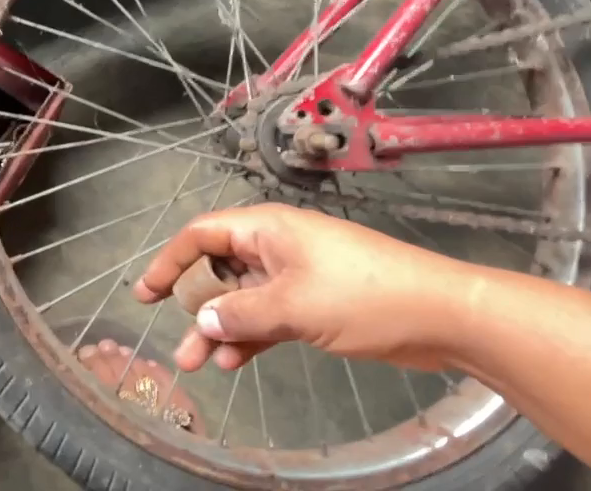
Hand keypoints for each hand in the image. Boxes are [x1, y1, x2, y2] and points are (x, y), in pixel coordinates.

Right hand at [132, 203, 478, 373]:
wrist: (443, 314)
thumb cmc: (363, 295)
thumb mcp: (295, 306)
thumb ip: (244, 314)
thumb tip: (204, 322)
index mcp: (266, 228)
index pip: (202, 235)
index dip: (170, 261)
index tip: (147, 292)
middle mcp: (274, 246)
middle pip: (219, 268)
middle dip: (193, 301)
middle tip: (164, 328)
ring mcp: (295, 274)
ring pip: (243, 297)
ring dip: (220, 327)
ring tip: (194, 361)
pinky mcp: (315, 302)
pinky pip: (268, 315)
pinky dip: (251, 336)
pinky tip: (234, 362)